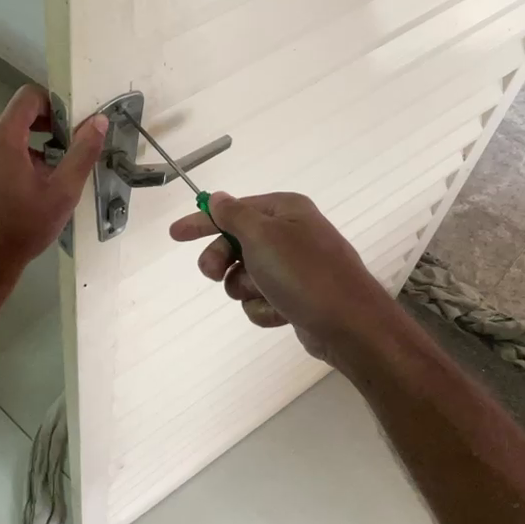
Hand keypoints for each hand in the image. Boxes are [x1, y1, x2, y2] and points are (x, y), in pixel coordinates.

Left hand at [0, 86, 106, 278]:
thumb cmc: (24, 227)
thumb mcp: (63, 192)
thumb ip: (83, 152)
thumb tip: (98, 121)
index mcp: (2, 138)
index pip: (27, 97)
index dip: (51, 103)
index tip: (68, 124)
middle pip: (14, 118)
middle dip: (41, 129)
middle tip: (63, 151)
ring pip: (1, 138)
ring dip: (25, 147)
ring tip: (44, 177)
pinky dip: (6, 161)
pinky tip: (20, 190)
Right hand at [169, 192, 387, 361]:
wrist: (349, 325)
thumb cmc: (304, 274)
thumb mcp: (262, 236)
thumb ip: (233, 215)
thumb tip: (219, 198)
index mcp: (285, 211)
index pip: (233, 210)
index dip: (202, 222)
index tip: (175, 234)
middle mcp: (291, 234)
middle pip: (235, 243)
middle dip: (222, 261)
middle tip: (213, 274)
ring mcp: (294, 268)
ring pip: (244, 275)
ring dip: (245, 288)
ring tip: (261, 294)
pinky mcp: (296, 297)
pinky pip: (260, 299)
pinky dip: (263, 307)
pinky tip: (278, 312)